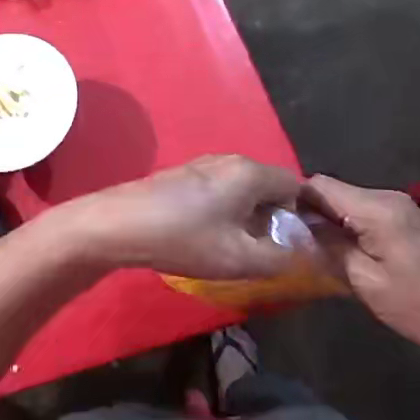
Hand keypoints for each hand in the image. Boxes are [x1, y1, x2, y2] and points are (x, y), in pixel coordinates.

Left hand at [58, 155, 303, 278]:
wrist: (116, 225)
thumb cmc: (183, 239)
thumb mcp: (239, 259)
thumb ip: (280, 258)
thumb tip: (302, 252)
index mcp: (251, 172)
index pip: (296, 186)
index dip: (300, 217)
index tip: (289, 246)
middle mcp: (231, 160)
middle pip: (269, 186)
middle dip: (273, 218)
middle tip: (261, 251)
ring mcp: (204, 164)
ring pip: (244, 189)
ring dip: (248, 217)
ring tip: (232, 247)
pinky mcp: (184, 175)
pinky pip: (221, 190)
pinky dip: (225, 211)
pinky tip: (205, 235)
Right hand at [301, 175, 419, 360]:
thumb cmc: (418, 306)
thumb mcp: (365, 281)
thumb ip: (329, 247)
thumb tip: (297, 227)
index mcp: (377, 208)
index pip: (320, 186)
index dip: (295, 201)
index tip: (277, 224)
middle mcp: (388, 197)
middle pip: (334, 193)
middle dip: (310, 213)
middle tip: (290, 242)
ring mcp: (400, 208)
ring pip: (348, 204)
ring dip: (329, 223)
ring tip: (311, 250)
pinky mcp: (406, 221)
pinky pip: (365, 214)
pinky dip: (348, 229)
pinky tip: (341, 253)